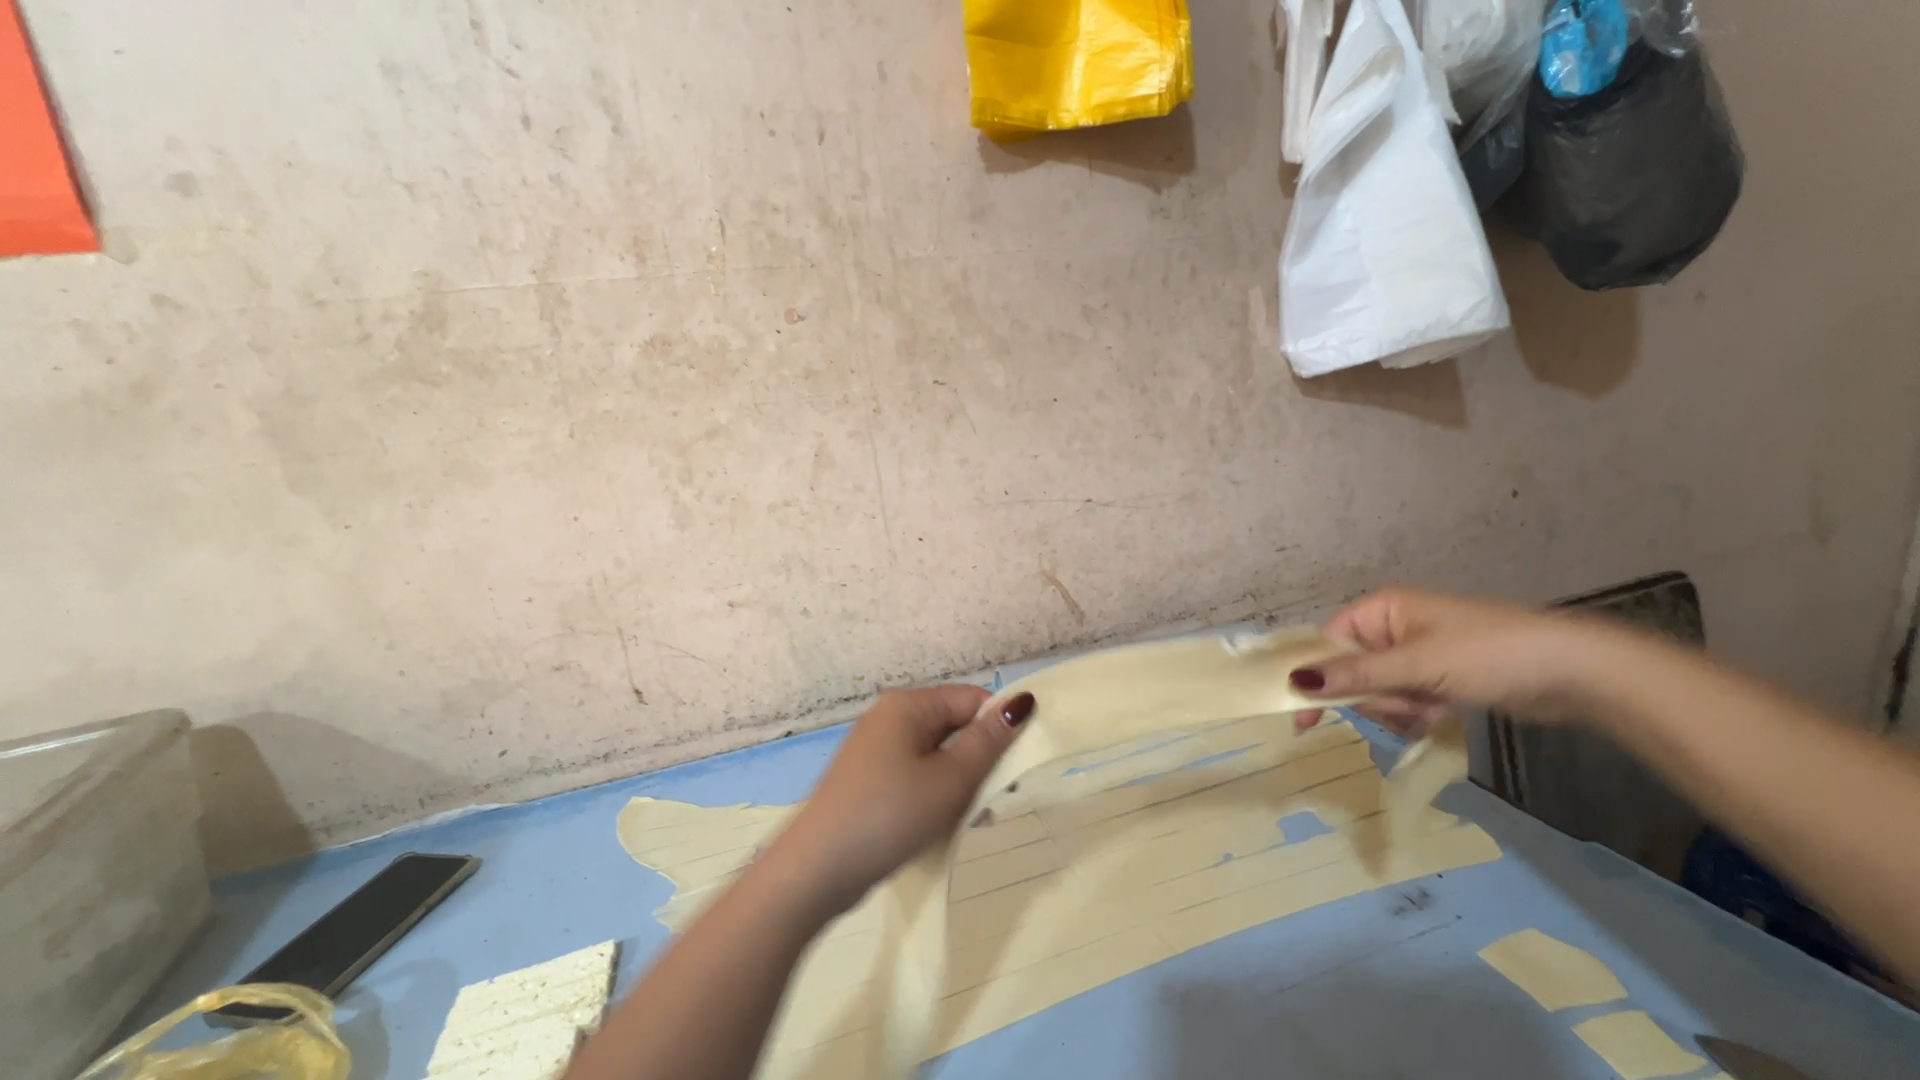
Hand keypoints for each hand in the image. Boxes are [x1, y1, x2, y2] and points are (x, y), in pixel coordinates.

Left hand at [767, 685, 1031, 915]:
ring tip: (970, 821)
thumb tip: (1021, 702)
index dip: (999, 727)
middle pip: (954, 727)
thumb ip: (988, 741)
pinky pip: (915, 777)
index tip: (1016, 767)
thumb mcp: (950, 779)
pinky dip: (934, 797)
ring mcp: (875, 751)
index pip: (971, 699)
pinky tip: (942, 828)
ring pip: (937, 757)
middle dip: (979, 761)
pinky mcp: (868, 782)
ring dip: (960, 785)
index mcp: (907, 705)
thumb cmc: (890, 815)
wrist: (817, 870)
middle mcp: (889, 718)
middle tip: (994, 801)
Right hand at [1291, 588, 1610, 737]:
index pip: (1327, 643)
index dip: (1314, 678)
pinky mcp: (1437, 678)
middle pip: (1350, 672)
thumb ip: (1355, 675)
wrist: (1571, 672)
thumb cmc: (1489, 654)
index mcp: (1382, 609)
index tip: (1305, 719)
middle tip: (1404, 706)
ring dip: (1397, 710)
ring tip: (1432, 709)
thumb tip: (1295, 681)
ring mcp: (1416, 654)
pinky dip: (1415, 714)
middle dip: (1373, 698)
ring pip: (1377, 693)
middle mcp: (1393, 627)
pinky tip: (1440, 715)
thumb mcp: (1417, 665)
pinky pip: (1403, 701)